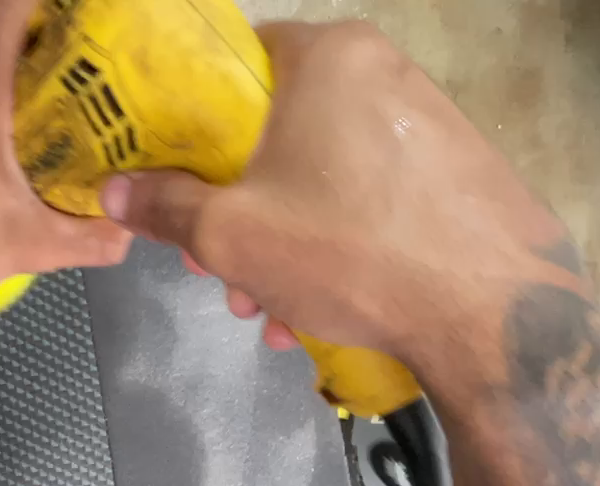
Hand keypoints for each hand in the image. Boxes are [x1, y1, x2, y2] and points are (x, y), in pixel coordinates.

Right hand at [99, 21, 577, 398]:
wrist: (487, 307)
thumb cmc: (343, 248)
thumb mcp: (228, 235)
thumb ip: (163, 207)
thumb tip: (112, 191)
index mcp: (326, 58)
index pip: (233, 66)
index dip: (188, 127)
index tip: (171, 183)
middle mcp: (378, 73)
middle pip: (269, 136)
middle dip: (229, 211)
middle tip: (212, 268)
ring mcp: (419, 124)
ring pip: (310, 180)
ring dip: (270, 246)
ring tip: (264, 309)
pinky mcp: (444, 174)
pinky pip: (356, 204)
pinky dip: (322, 250)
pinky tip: (310, 312)